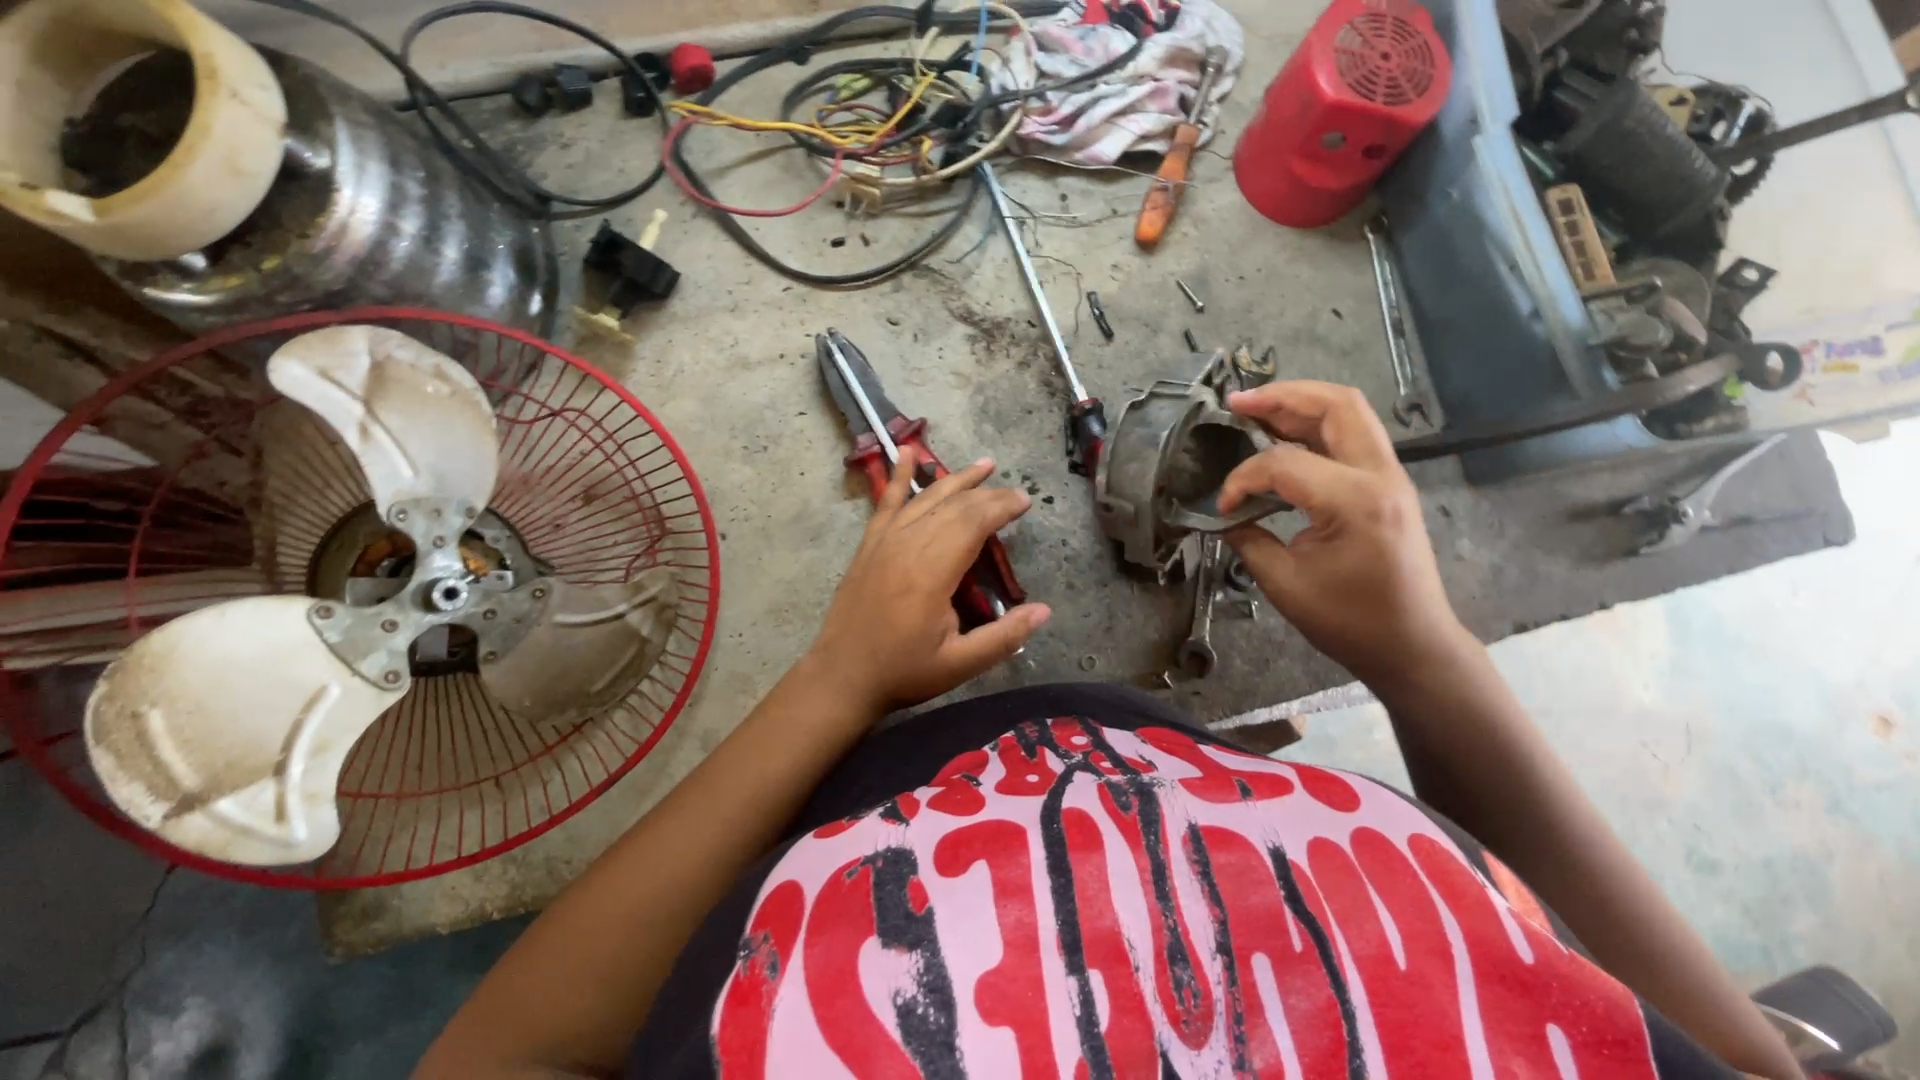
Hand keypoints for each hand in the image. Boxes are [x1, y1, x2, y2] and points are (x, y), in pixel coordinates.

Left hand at [808, 448, 1050, 713]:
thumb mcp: (959, 664)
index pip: (973, 523)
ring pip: (925, 498)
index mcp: (931, 573)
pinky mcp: (869, 546)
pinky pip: (886, 502)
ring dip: (956, 479)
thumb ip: (1003, 637)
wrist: (841, 677)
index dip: (1001, 507)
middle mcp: (907, 547)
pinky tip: (908, 452)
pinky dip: (898, 475)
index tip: (1026, 502)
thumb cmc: (902, 672)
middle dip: (988, 494)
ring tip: (984, 464)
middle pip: (953, 506)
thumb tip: (1044, 611)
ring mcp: (884, 542)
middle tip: (1015, 494)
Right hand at [1217, 381, 1468, 686]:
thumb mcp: (1286, 585)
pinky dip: (1317, 425)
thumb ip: (1250, 541)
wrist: (1413, 645)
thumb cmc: (1350, 622)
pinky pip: (1354, 435)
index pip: (1284, 462)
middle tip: (1237, 403)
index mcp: (1354, 501)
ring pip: (1350, 412)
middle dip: (1282, 396)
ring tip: (1257, 409)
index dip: (1243, 478)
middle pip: (1335, 405)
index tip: (1223, 507)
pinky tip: (1285, 436)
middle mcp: (1379, 475)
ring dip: (1302, 403)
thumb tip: (1228, 516)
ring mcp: (1391, 476)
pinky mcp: (1389, 485)